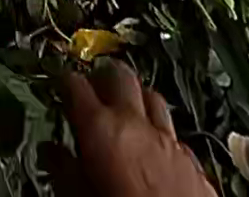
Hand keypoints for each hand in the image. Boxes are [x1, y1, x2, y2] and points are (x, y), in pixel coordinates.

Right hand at [61, 60, 216, 196]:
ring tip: (125, 108)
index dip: (65, 81)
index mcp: (100, 128)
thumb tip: (53, 154)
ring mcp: (170, 143)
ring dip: (136, 98)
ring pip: (152, 97)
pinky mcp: (194, 165)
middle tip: (92, 85)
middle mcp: (136, 125)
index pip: (75, 84)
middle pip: (120, 76)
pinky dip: (161, 132)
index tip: (60, 86)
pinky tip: (155, 148)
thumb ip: (64, 172)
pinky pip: (175, 133)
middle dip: (104, 75)